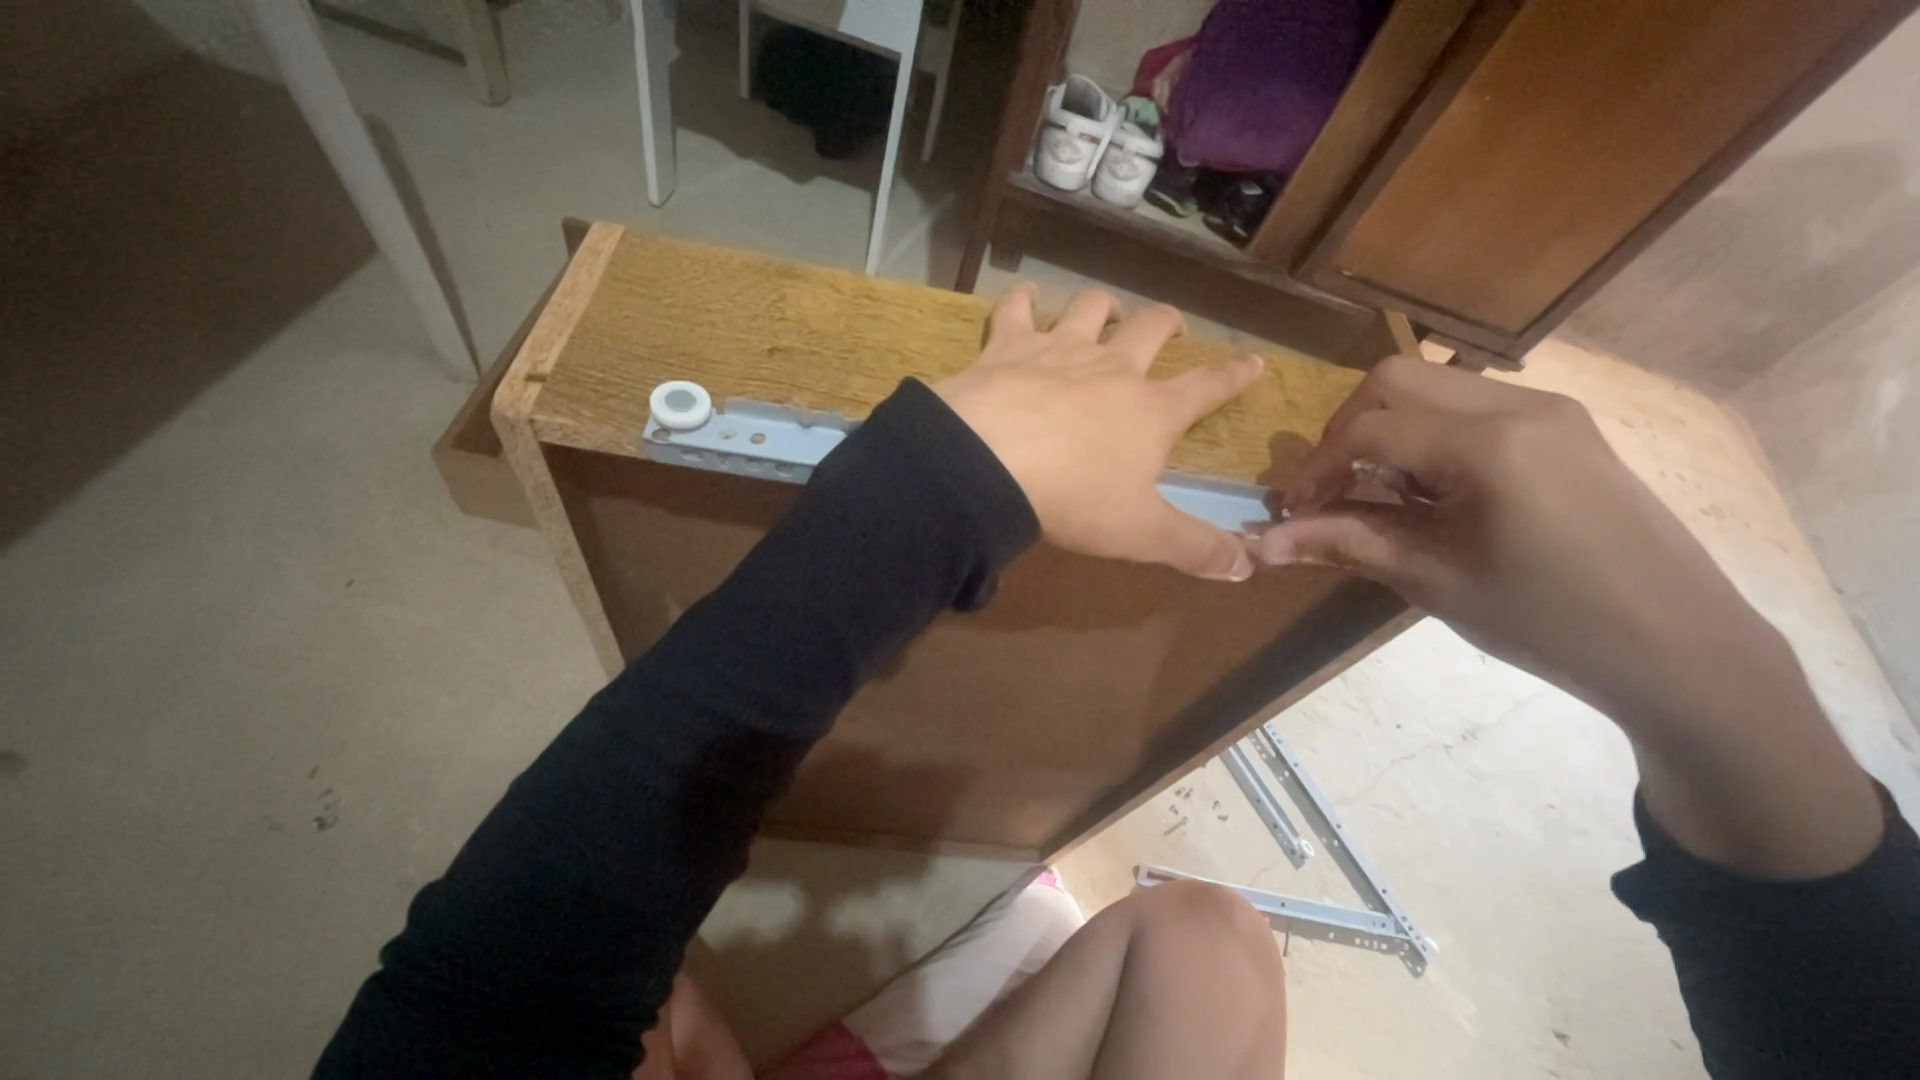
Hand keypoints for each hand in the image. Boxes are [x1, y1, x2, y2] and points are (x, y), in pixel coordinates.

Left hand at [934, 285, 1263, 580]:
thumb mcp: (1142, 533)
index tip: (1254, 361)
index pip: (1205, 389)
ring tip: (1106, 308)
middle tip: (1171, 325)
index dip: (1233, 377)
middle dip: (1166, 324)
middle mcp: (1111, 369)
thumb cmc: (1074, 499)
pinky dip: (1022, 297)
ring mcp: (1059, 350)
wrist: (991, 465)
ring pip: (1090, 309)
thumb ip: (1195, 547)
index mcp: (1150, 412)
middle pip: (1149, 330)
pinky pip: (1017, 308)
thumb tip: (1247, 567)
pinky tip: (1024, 293)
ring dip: (1102, 305)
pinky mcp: (1008, 347)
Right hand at [1256, 355, 1749, 701]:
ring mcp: (1548, 409)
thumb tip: (1260, 544)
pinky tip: (1429, 487)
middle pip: (1394, 379)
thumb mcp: (1435, 582)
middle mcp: (1518, 405)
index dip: (1315, 467)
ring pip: (1433, 384)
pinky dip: (1428, 431)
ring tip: (1376, 491)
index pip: (1368, 428)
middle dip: (1344, 429)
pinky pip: (1471, 403)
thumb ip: (1346, 544)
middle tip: (1330, 488)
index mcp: (1488, 446)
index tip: (1292, 511)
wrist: (1680, 645)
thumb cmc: (1549, 622)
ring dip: (1385, 425)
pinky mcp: (1564, 425)